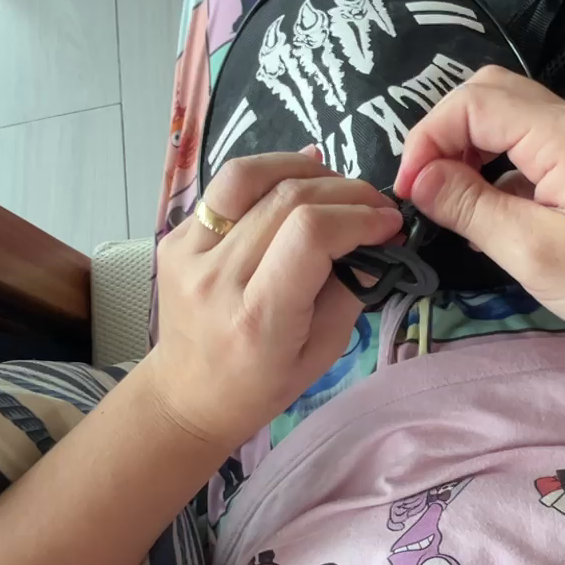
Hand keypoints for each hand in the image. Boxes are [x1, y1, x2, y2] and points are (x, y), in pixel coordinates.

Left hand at [144, 150, 401, 451]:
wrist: (188, 395)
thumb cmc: (263, 384)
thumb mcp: (323, 351)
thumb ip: (351, 290)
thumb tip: (378, 238)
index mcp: (258, 317)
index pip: (310, 235)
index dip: (358, 217)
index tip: (389, 223)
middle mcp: (217, 278)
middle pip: (288, 198)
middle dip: (346, 191)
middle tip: (375, 205)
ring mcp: (187, 252)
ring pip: (250, 176)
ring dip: (305, 169)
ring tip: (335, 184)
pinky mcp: (175, 238)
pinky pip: (226, 187)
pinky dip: (270, 174)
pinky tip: (299, 180)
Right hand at [394, 67, 564, 351]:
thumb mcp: (531, 252)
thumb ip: (470, 207)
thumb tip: (419, 180)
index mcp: (562, 135)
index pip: (472, 103)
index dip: (428, 139)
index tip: (408, 191)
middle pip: (489, 93)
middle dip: (444, 133)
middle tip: (425, 187)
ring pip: (507, 114)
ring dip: (467, 146)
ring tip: (448, 196)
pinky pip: (526, 143)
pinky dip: (493, 163)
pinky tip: (485, 207)